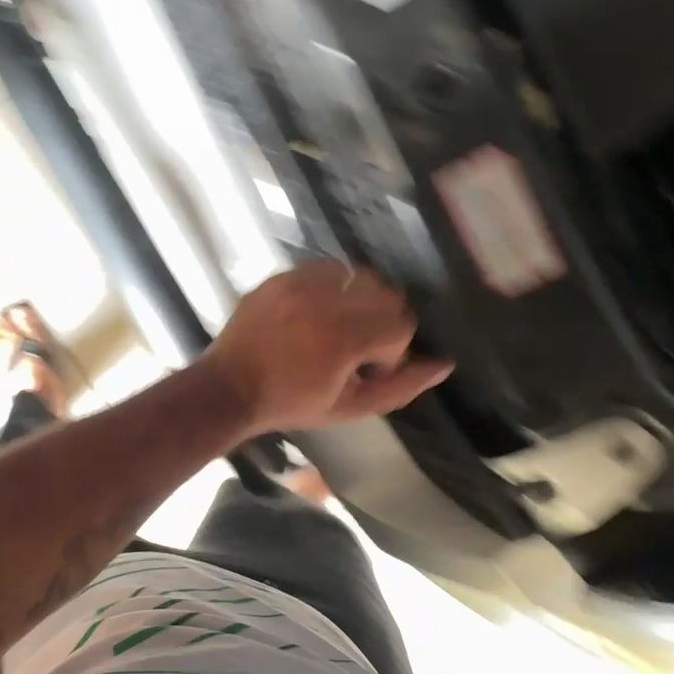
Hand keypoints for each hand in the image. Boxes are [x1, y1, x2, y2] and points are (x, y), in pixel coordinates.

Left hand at [197, 261, 453, 435]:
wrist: (229, 387)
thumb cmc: (291, 403)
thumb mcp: (349, 407)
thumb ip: (400, 387)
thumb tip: (444, 364)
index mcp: (342, 339)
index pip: (401, 323)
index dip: (393, 349)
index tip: (369, 366)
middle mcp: (323, 303)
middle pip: (384, 293)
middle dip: (380, 320)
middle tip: (357, 345)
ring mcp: (298, 284)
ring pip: (357, 273)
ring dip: (358, 298)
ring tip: (338, 325)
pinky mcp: (280, 276)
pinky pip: (324, 267)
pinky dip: (331, 285)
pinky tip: (317, 310)